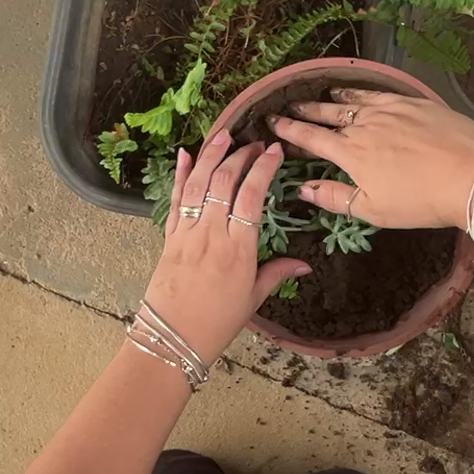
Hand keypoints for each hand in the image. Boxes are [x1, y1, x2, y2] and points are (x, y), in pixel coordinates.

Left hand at [142, 131, 310, 363]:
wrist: (171, 339)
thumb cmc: (216, 323)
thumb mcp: (252, 300)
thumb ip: (276, 274)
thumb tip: (304, 265)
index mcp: (237, 250)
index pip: (252, 197)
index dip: (263, 169)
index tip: (275, 151)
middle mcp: (211, 235)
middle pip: (224, 182)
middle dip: (240, 156)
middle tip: (254, 143)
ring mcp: (187, 233)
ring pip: (198, 185)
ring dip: (210, 155)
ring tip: (223, 135)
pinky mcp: (168, 238)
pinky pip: (175, 200)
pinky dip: (181, 176)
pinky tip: (186, 155)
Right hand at [266, 89, 473, 228]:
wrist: (473, 176)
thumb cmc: (420, 201)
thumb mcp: (373, 210)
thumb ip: (334, 197)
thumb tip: (302, 188)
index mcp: (350, 153)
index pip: (310, 138)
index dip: (288, 131)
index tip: (272, 123)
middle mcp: (364, 125)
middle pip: (326, 115)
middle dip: (304, 112)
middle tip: (289, 108)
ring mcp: (390, 109)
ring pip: (352, 102)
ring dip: (332, 101)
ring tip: (321, 98)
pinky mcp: (414, 103)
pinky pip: (377, 94)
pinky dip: (360, 93)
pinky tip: (358, 95)